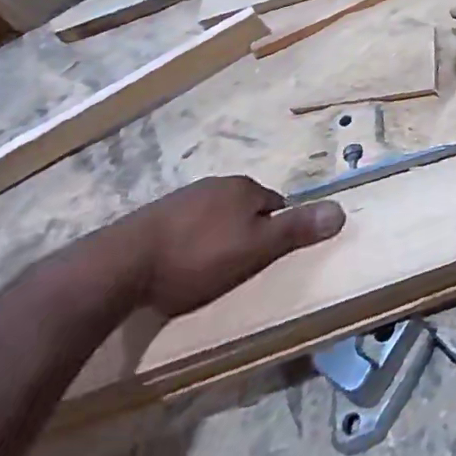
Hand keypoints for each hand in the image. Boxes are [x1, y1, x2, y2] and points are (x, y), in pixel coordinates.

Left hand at [97, 176, 345, 316]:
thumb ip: (298, 229)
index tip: (262, 257)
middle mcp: (214, 184)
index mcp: (244, 187)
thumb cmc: (195, 257)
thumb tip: (343, 210)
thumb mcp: (256, 247)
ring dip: (211, 239)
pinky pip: (179, 228)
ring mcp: (177, 199)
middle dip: (242, 233)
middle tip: (234, 266)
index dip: (273, 231)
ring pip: (210, 218)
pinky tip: (171, 267)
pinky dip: (182, 244)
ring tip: (201, 270)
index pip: (275, 204)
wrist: (113, 268)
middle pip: (242, 209)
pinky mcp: (146, 219)